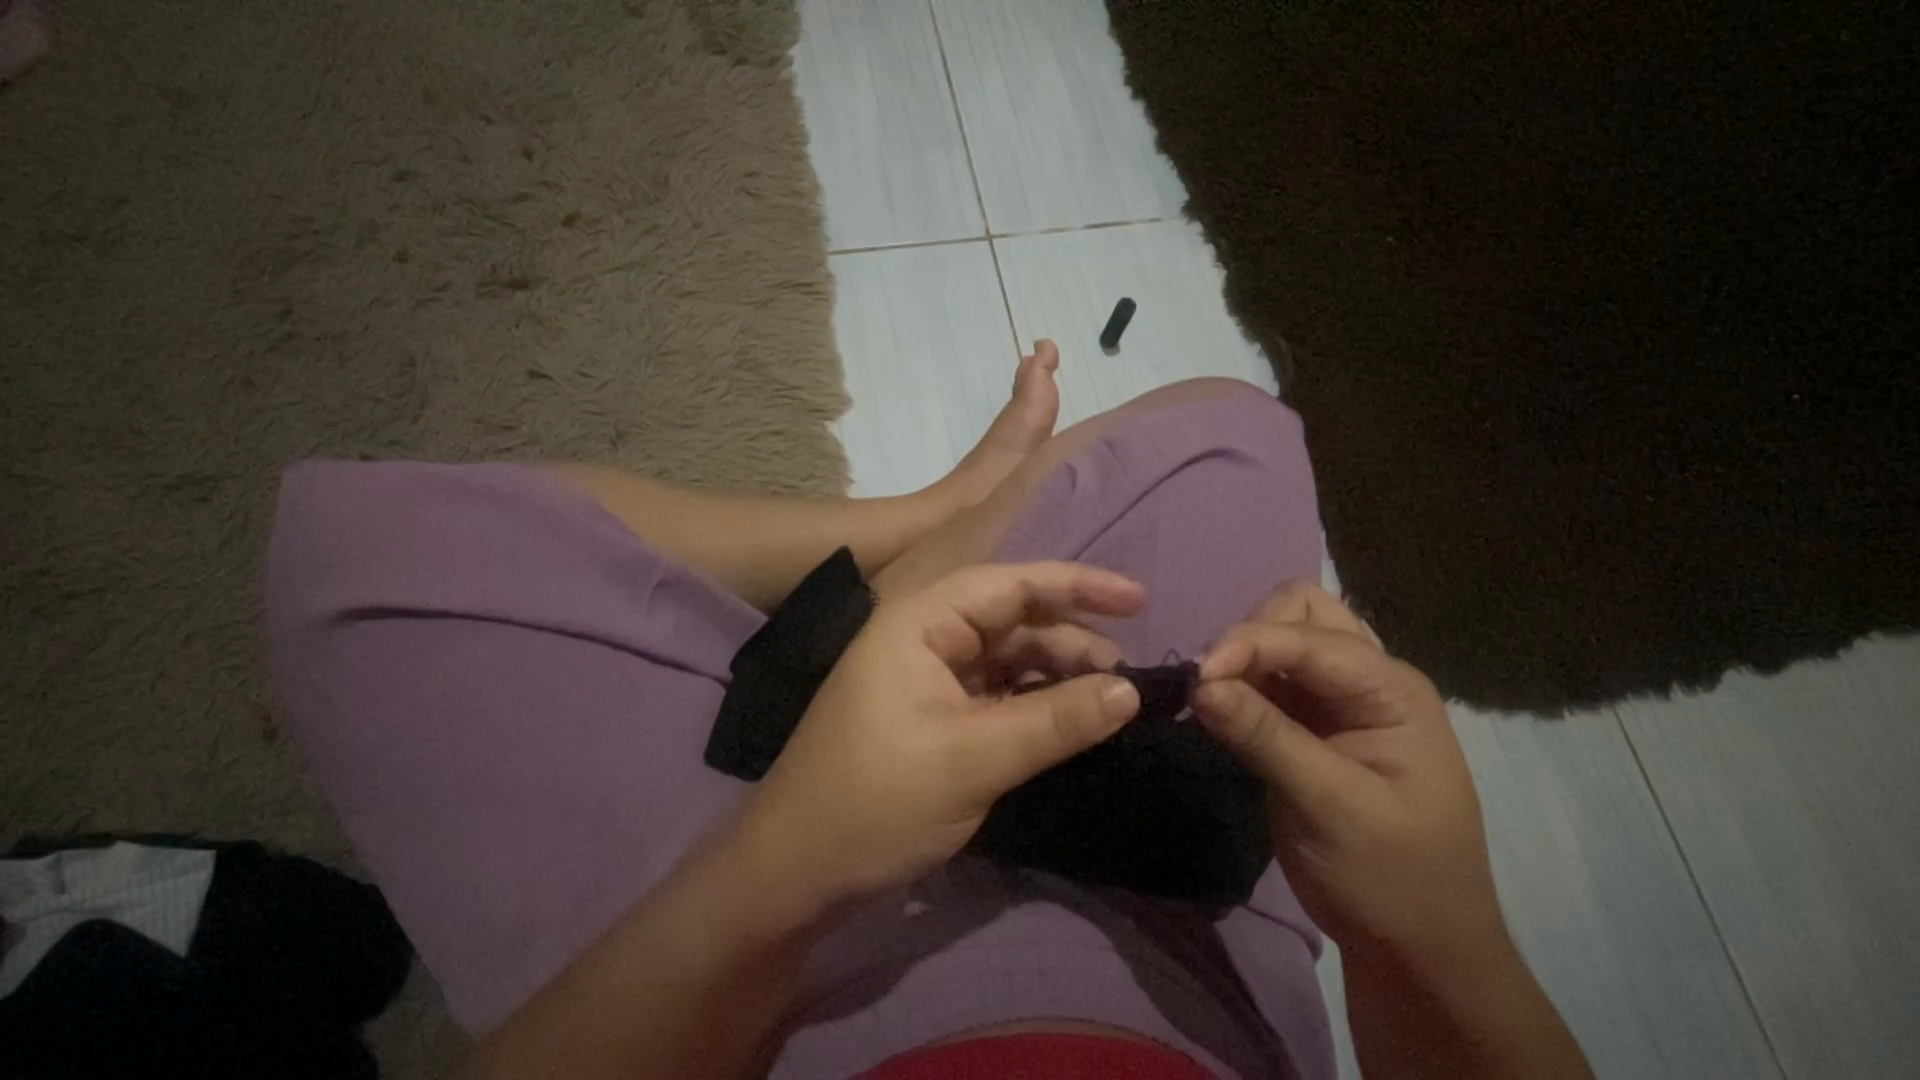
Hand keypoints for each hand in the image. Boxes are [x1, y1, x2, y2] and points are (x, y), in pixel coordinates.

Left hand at [734, 562, 1144, 910]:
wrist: (796, 872)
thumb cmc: (876, 802)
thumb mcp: (973, 759)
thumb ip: (1055, 720)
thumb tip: (1132, 690)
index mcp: (918, 625)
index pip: (1009, 584)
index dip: (1076, 585)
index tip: (1139, 599)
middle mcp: (921, 640)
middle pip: (1011, 622)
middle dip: (1071, 640)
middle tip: (1131, 677)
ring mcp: (924, 680)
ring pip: (1006, 662)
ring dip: (1056, 676)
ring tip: (1110, 704)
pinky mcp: (930, 719)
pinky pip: (994, 696)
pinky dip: (1033, 705)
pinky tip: (1068, 724)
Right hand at [1193, 581, 1508, 971]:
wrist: (1418, 946)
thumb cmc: (1391, 877)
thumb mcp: (1329, 807)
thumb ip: (1265, 736)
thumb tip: (1199, 682)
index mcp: (1391, 689)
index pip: (1309, 636)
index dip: (1248, 644)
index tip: (1196, 679)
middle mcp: (1369, 679)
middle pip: (1302, 611)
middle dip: (1251, 633)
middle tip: (1213, 682)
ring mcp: (1341, 701)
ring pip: (1285, 637)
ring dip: (1244, 655)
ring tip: (1213, 696)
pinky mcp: (1313, 726)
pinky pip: (1272, 679)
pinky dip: (1241, 683)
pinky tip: (1221, 710)